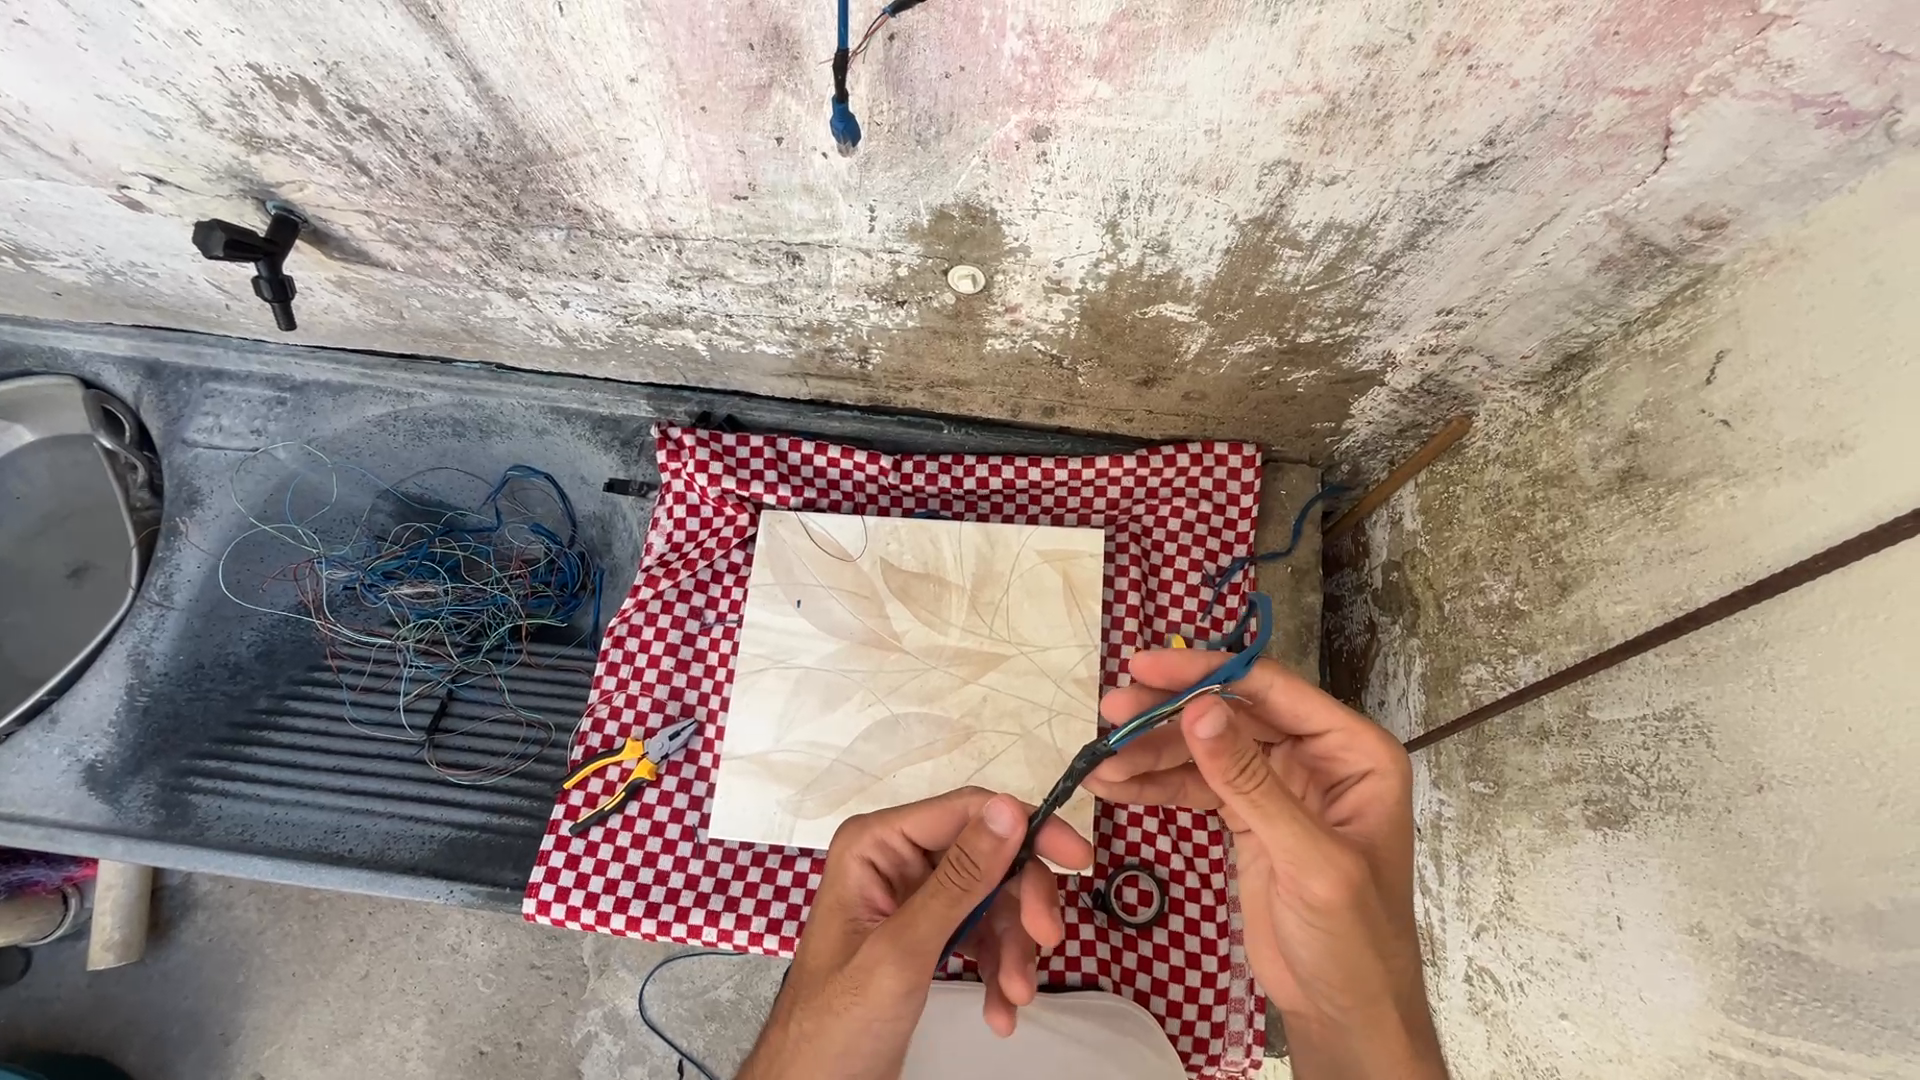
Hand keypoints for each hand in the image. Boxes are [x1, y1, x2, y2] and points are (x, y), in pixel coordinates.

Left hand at [738, 787, 1094, 1079]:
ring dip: (1013, 946)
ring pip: (992, 898)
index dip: (1026, 828)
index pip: (967, 811)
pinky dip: (999, 968)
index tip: (1078, 857)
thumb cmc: (839, 1023)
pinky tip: (1001, 1008)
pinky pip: (981, 934)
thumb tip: (1008, 808)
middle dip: (1019, 902)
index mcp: (878, 843)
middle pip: (987, 856)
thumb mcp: (903, 950)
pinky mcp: (927, 934)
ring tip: (1016, 994)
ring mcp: (913, 897)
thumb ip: (959, 879)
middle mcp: (897, 858)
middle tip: (1048, 939)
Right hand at [1086, 651, 1446, 1079]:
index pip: (1268, 690)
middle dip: (1165, 715)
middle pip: (1226, 713)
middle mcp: (1313, 754)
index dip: (1203, 673)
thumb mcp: (1306, 860)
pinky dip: (1154, 784)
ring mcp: (1274, 782)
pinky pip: (1193, 783)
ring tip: (1099, 761)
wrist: (1342, 1016)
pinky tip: (1114, 784)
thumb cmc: (1352, 942)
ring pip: (1202, 746)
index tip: (1143, 667)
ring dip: (1149, 753)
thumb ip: (1250, 782)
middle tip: (1109, 712)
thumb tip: (1197, 709)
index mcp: (1351, 751)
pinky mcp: (1243, 811)